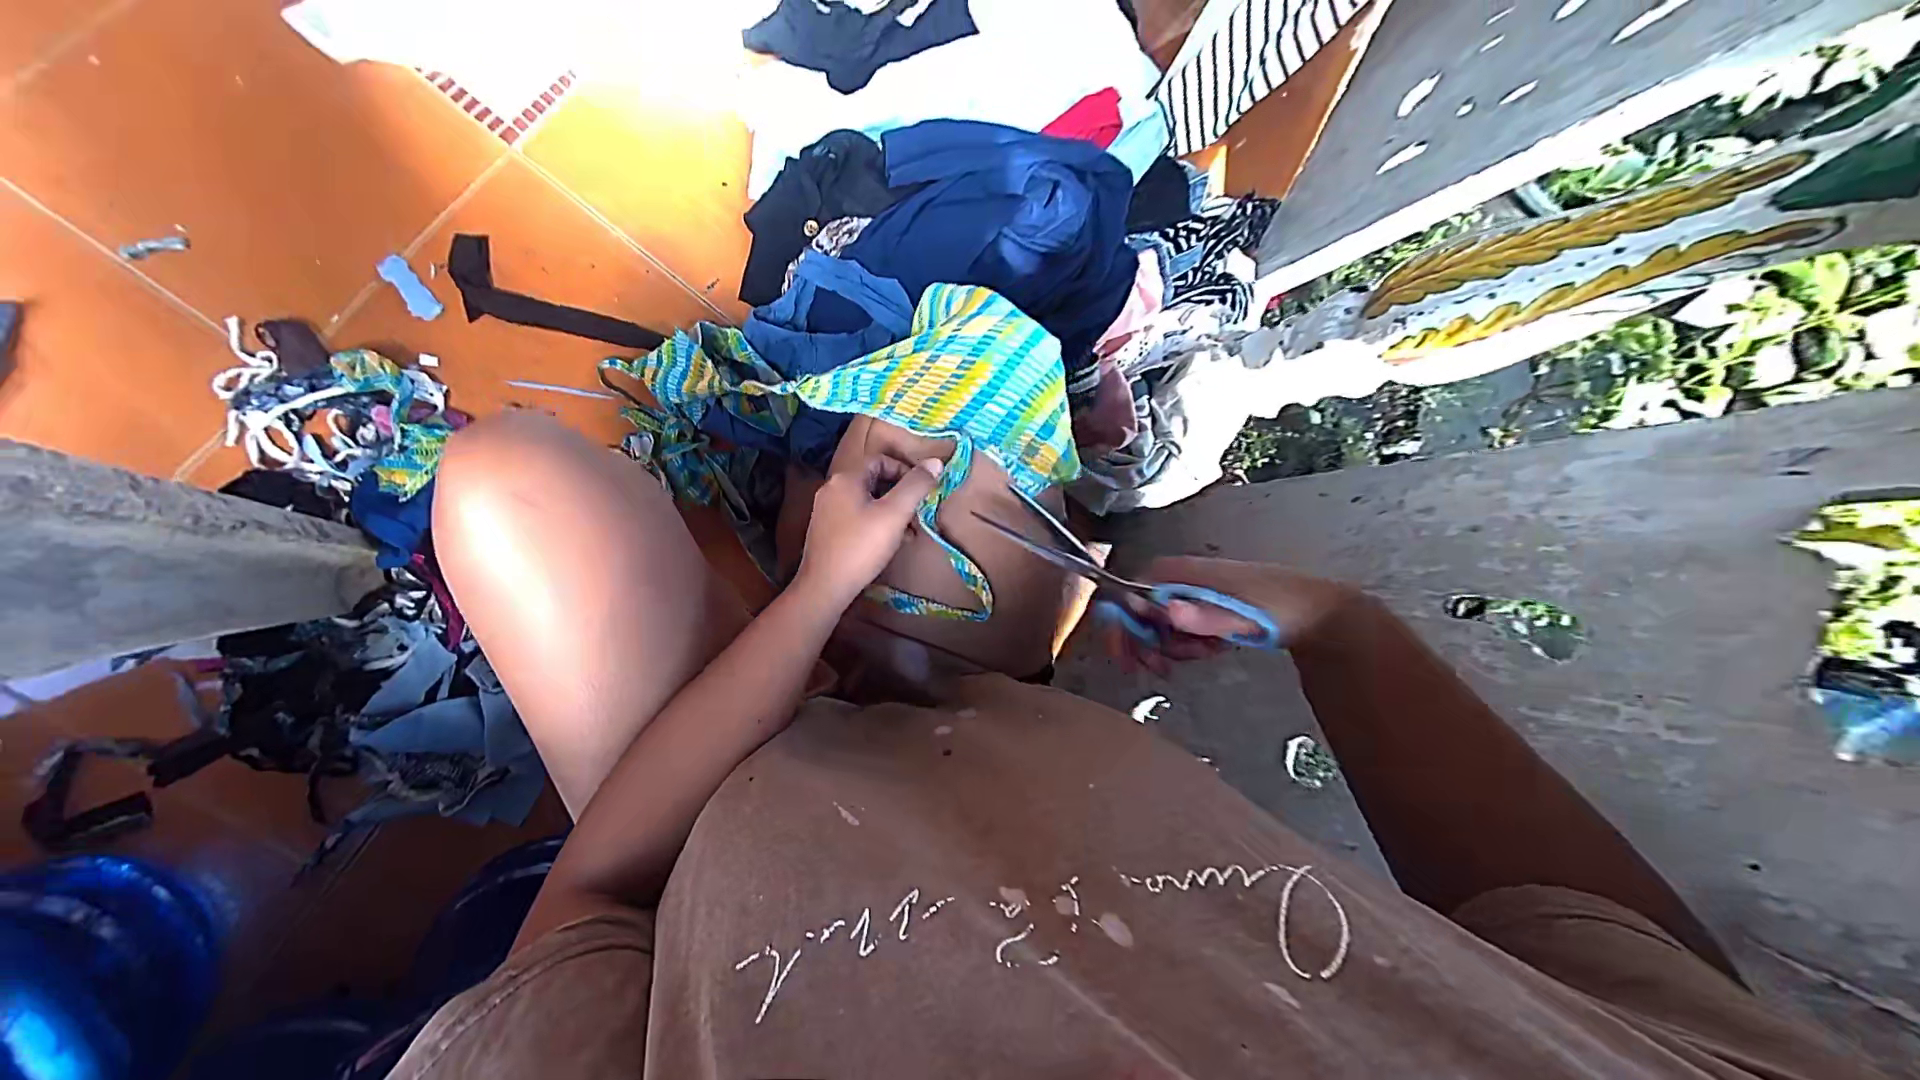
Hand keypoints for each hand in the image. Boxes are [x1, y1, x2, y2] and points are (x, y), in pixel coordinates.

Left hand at [794, 454, 943, 608]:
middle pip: (873, 481)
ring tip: (909, 530)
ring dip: (891, 511)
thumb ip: (916, 486)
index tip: (922, 489)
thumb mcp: (895, 514)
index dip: (905, 470)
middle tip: (918, 512)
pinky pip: (856, 518)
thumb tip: (936, 462)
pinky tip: (889, 543)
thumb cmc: (861, 547)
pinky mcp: (826, 532)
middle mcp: (832, 490)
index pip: (880, 460)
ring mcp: (826, 512)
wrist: (825, 587)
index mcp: (845, 479)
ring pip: (866, 502)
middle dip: (900, 494)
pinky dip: (876, 524)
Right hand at [1105, 556, 1363, 674]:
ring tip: (1204, 652)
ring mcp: (1188, 592)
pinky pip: (1175, 628)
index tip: (1126, 658)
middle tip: (1163, 668)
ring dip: (1170, 647)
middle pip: (1136, 612)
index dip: (1119, 625)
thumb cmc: (1277, 608)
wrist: (1315, 609)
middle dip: (1145, 644)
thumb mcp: (1239, 616)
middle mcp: (1176, 579)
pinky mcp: (1200, 604)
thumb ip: (1200, 615)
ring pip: (1155, 624)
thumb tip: (1162, 611)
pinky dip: (1185, 645)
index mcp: (1179, 573)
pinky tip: (1210, 649)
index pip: (1126, 593)